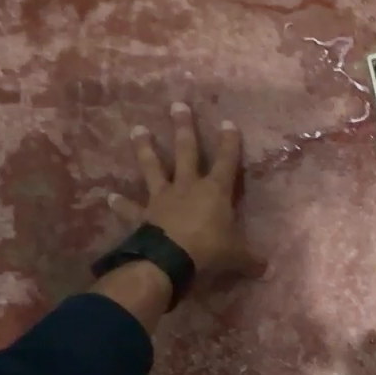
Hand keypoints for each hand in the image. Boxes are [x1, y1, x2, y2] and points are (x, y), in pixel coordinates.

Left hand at [111, 102, 265, 281]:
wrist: (170, 261)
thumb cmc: (209, 251)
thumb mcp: (237, 257)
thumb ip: (250, 259)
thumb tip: (266, 269)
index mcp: (215, 192)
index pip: (227, 161)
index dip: (229, 143)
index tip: (228, 123)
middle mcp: (187, 187)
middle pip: (186, 151)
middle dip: (183, 128)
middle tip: (177, 105)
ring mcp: (162, 198)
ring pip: (153, 167)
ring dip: (145, 148)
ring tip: (138, 129)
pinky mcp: (142, 215)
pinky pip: (130, 208)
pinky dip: (120, 204)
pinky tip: (109, 197)